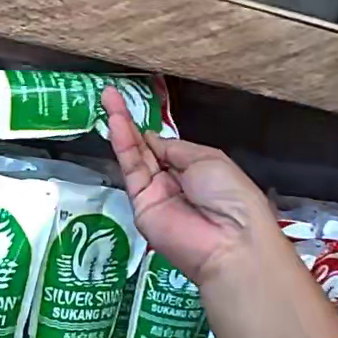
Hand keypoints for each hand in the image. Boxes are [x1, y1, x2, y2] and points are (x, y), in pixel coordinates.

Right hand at [102, 86, 280, 285]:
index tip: (134, 108)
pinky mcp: (140, 206)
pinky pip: (131, 172)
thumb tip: (151, 141)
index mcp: (196, 170)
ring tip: (108, 100)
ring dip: (121, 129)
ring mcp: (155, 195)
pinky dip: (122, 146)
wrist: (229, 241)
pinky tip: (114, 124)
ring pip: (134, 158)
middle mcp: (173, 182)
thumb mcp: (208, 159)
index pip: (166, 148)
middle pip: (146, 150)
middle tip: (111, 96)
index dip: (151, 131)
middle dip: (130, 123)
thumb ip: (175, 149)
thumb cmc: (230, 195)